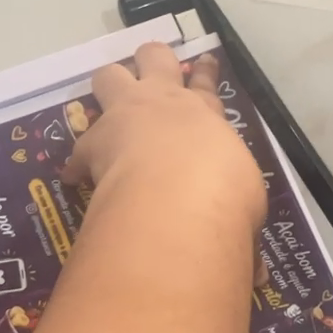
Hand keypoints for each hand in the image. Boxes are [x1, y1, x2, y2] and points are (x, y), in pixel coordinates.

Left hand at [64, 43, 265, 229]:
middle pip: (156, 59)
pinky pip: (79, 144)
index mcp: (206, 116)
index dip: (205, 74)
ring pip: (110, 74)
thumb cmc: (225, 195)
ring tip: (105, 99)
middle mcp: (167, 102)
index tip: (205, 62)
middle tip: (147, 70)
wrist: (182, 193)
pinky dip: (78, 162)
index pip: (207, 87)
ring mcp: (128, 112)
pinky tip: (74, 176)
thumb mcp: (244, 205)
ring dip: (107, 84)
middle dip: (151, 60)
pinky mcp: (96, 138)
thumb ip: (241, 225)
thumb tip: (257, 273)